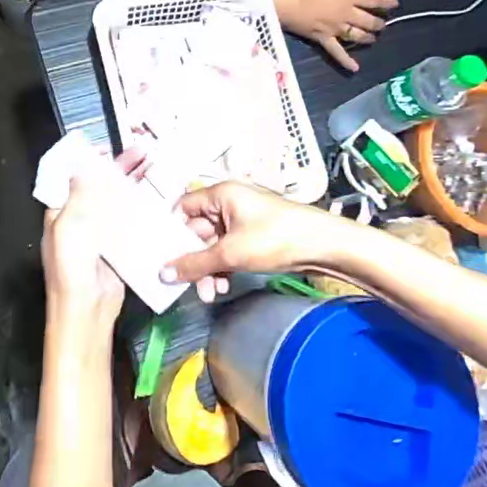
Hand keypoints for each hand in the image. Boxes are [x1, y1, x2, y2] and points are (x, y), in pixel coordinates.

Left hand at [41, 151, 145, 329]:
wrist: (87, 308)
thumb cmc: (71, 267)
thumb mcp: (69, 225)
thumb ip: (78, 195)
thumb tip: (83, 168)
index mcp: (60, 212)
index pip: (74, 178)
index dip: (90, 160)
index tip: (108, 148)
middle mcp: (80, 219)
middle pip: (101, 186)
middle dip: (119, 168)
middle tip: (141, 153)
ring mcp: (100, 233)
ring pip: (118, 200)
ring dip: (134, 183)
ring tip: (153, 167)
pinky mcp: (119, 246)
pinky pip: (130, 221)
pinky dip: (143, 207)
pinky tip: (158, 197)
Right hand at [162, 181, 365, 301]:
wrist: (323, 246)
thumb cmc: (276, 238)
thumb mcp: (230, 253)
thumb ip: (194, 264)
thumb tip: (163, 274)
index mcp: (220, 194)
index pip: (182, 208)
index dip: (172, 231)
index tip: (164, 256)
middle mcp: (229, 202)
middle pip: (196, 230)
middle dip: (192, 259)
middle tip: (189, 284)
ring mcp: (243, 219)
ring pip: (212, 244)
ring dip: (208, 268)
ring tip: (211, 291)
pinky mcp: (254, 236)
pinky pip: (228, 250)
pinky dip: (223, 267)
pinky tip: (224, 286)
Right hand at [271, 0, 399, 71]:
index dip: (386, 1)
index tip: (395, 4)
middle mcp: (346, 14)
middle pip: (368, 20)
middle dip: (378, 22)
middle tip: (383, 24)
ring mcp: (336, 28)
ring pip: (357, 35)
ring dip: (367, 37)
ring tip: (373, 39)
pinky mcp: (323, 38)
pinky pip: (337, 52)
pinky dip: (346, 61)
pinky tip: (355, 68)